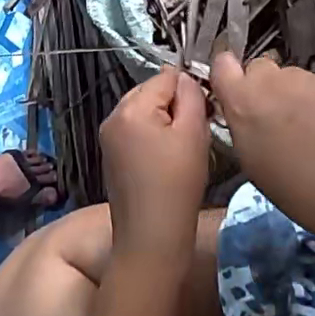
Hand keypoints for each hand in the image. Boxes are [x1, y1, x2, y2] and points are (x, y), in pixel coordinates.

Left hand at [100, 67, 211, 255]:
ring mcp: (108, 139)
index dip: (189, 90)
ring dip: (165, 122)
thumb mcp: (193, 133)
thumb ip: (191, 95)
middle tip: (196, 132)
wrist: (152, 238)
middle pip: (151, 93)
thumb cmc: (177, 184)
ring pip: (144, 113)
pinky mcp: (111, 158)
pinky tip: (168, 162)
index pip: (165, 77)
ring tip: (183, 149)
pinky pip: (136, 133)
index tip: (205, 113)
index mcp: (130, 108)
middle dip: (175, 105)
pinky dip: (153, 139)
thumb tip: (185, 78)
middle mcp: (113, 117)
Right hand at [209, 54, 314, 234]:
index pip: (222, 64)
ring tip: (309, 128)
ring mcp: (304, 79)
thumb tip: (246, 117)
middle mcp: (270, 82)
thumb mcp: (251, 159)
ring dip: (295, 94)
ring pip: (291, 77)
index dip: (229, 75)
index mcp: (242, 102)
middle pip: (259, 67)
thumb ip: (243, 125)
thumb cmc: (295, 187)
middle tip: (276, 115)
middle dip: (265, 85)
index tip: (235, 89)